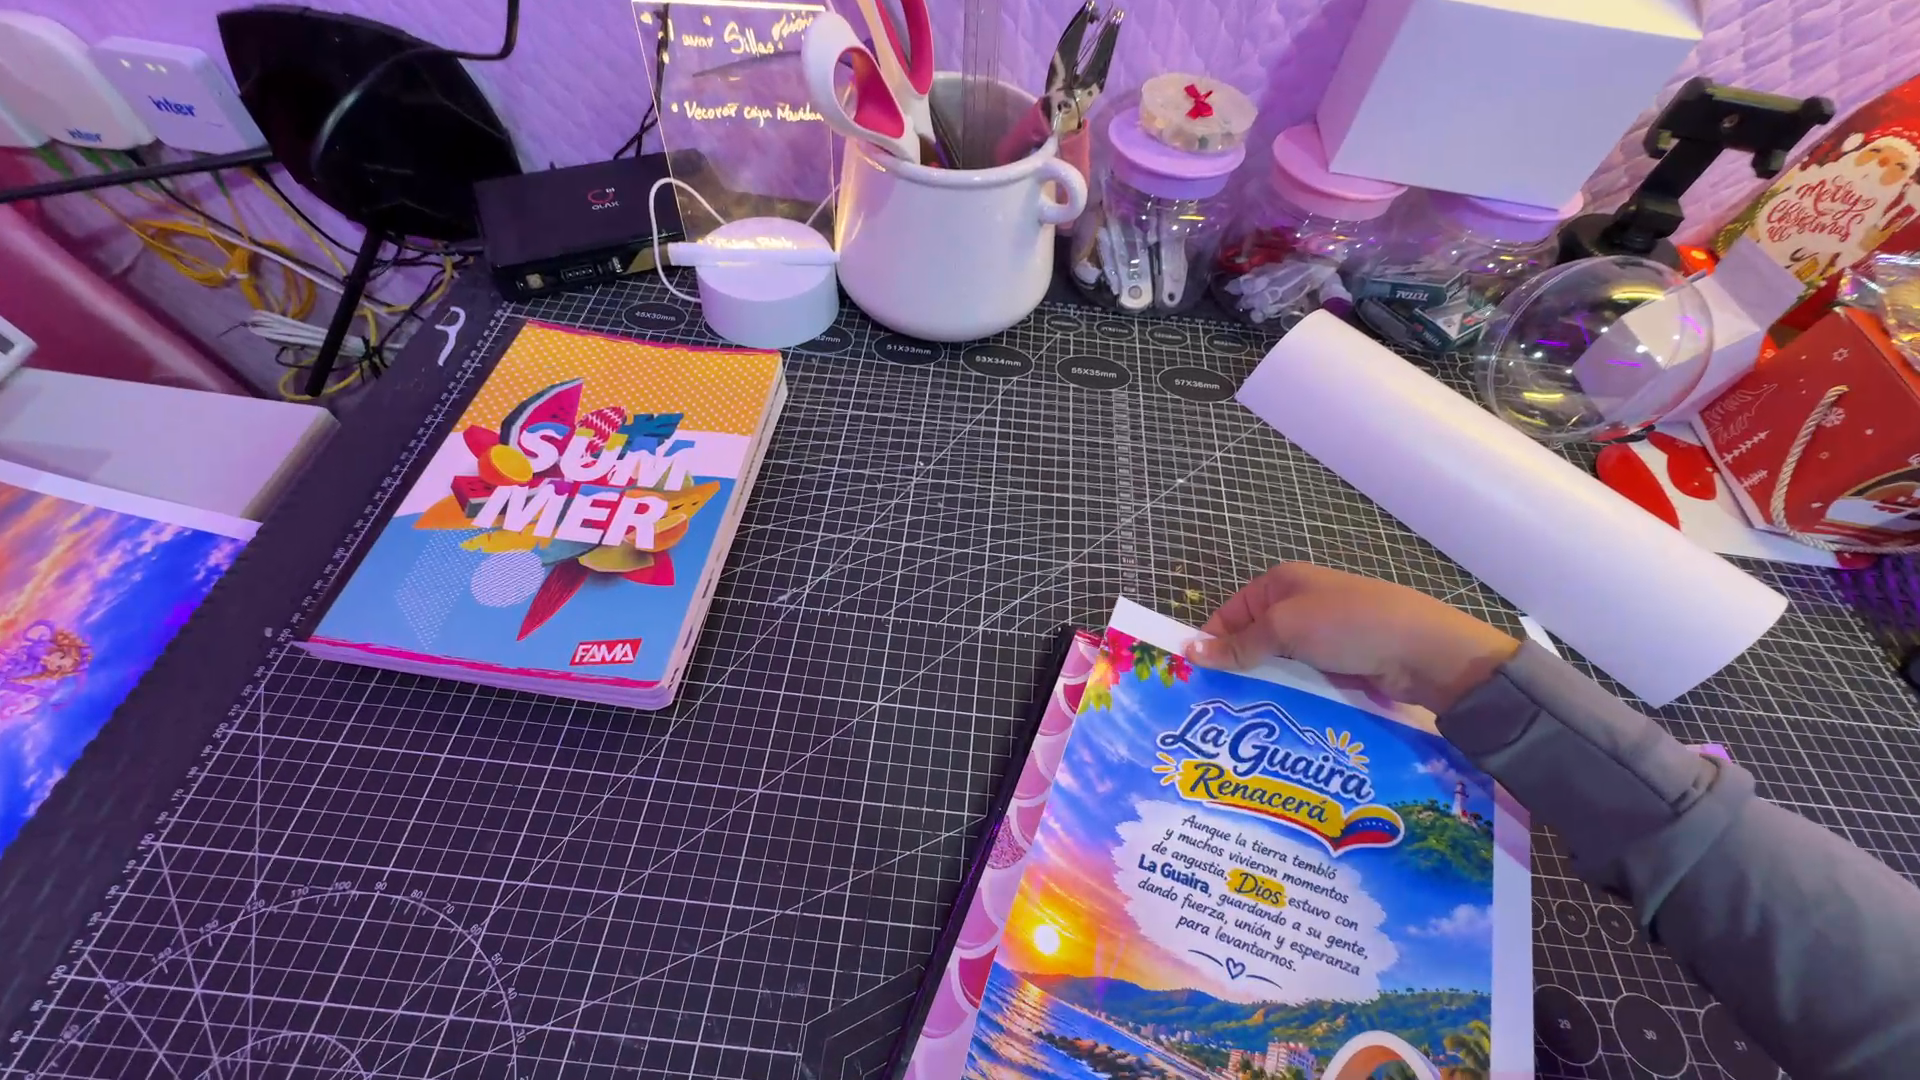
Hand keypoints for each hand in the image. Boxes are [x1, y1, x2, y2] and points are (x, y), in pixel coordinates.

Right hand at [1187, 563, 1518, 712]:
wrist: (1425, 652)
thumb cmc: (1347, 624)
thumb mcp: (1284, 628)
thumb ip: (1237, 644)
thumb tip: (1189, 651)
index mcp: (1280, 584)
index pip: (1230, 613)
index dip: (1211, 642)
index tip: (1193, 677)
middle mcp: (1298, 607)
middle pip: (1252, 640)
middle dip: (1234, 668)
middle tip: (1212, 704)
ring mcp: (1321, 638)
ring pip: (1277, 664)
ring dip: (1263, 686)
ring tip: (1240, 717)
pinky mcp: (1340, 665)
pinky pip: (1303, 680)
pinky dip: (1291, 695)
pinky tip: (1276, 717)